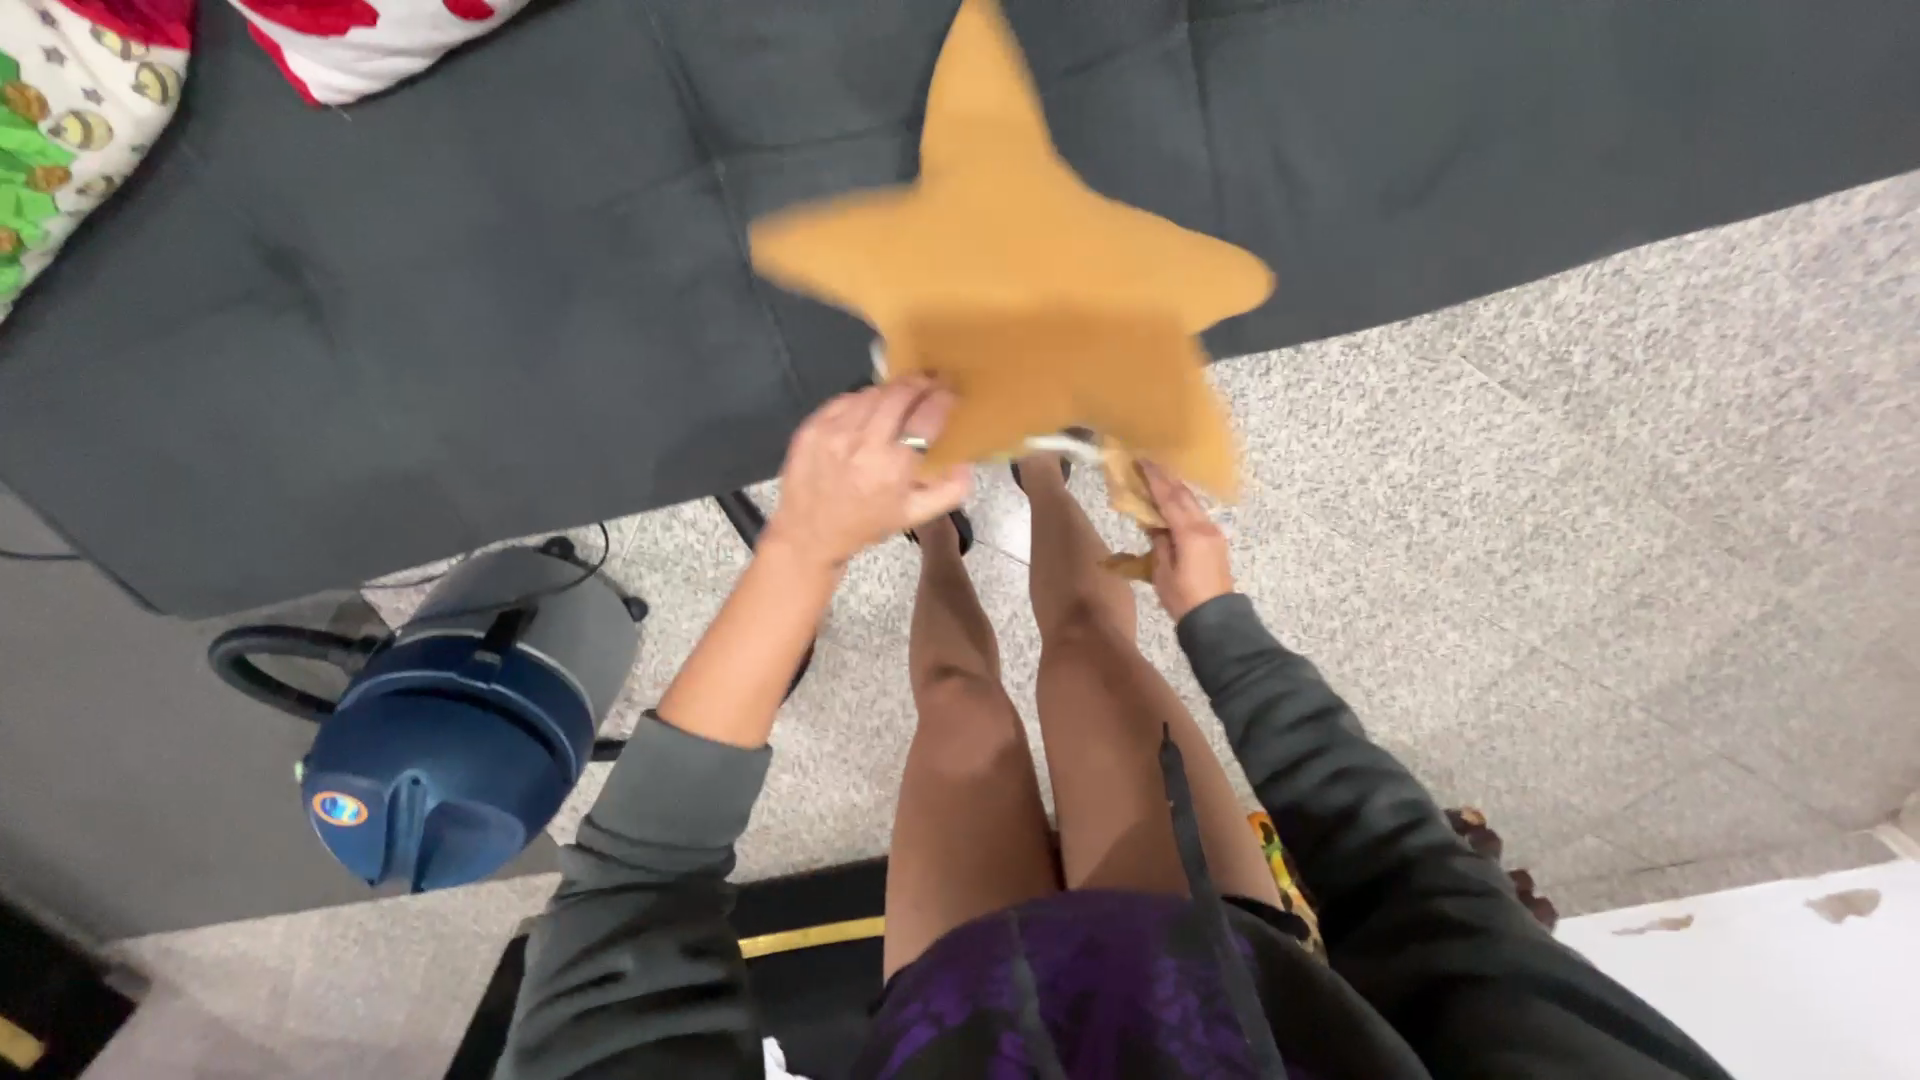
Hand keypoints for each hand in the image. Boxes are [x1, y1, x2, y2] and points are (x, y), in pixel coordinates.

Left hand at [764, 377, 972, 568]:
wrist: (809, 534)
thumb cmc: (865, 524)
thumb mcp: (914, 516)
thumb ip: (949, 491)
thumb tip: (966, 462)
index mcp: (894, 468)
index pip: (926, 416)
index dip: (943, 397)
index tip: (951, 391)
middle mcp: (864, 444)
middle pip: (900, 393)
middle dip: (921, 383)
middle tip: (931, 381)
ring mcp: (834, 432)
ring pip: (873, 392)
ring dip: (893, 390)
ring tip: (902, 396)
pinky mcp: (812, 426)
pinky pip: (846, 398)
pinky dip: (863, 399)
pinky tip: (870, 410)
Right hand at [1142, 462, 1234, 620]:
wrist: (1216, 619)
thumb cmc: (1183, 598)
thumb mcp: (1162, 571)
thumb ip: (1159, 543)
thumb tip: (1156, 525)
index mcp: (1190, 533)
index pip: (1169, 498)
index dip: (1154, 479)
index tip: (1142, 461)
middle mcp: (1205, 527)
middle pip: (1184, 496)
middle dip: (1166, 479)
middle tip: (1148, 464)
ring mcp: (1214, 534)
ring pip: (1192, 504)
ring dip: (1175, 490)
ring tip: (1158, 480)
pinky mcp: (1216, 542)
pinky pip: (1196, 515)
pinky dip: (1183, 505)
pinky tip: (1173, 504)